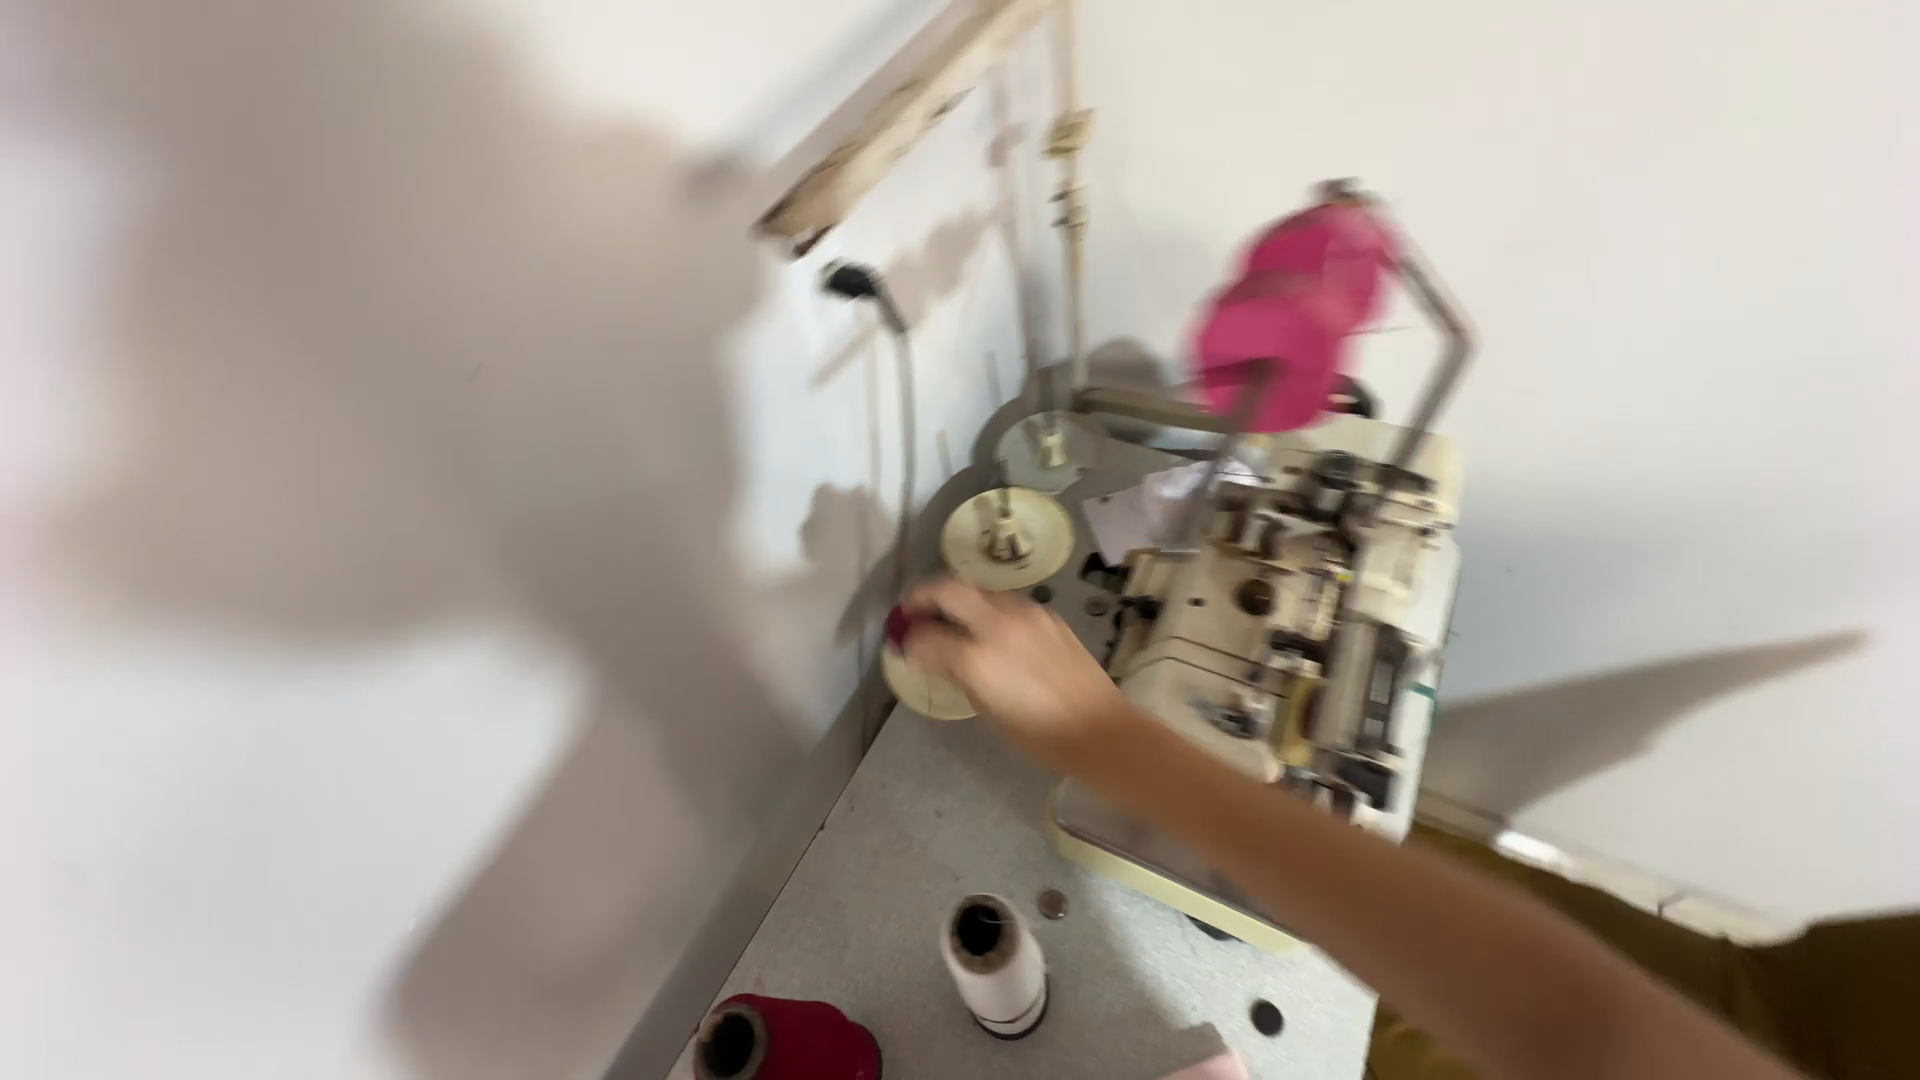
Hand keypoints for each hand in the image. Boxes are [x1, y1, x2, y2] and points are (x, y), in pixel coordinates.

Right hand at [901, 578, 1135, 773]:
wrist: (1101, 728)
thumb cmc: (1040, 735)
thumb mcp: (987, 711)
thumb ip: (958, 675)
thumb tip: (935, 657)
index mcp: (978, 659)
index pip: (926, 638)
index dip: (909, 641)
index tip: (903, 645)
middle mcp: (998, 626)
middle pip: (948, 589)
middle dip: (922, 595)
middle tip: (911, 609)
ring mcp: (1026, 614)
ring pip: (978, 589)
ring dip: (957, 597)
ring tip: (948, 616)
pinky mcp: (1046, 614)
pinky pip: (1005, 601)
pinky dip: (986, 607)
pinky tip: (988, 628)